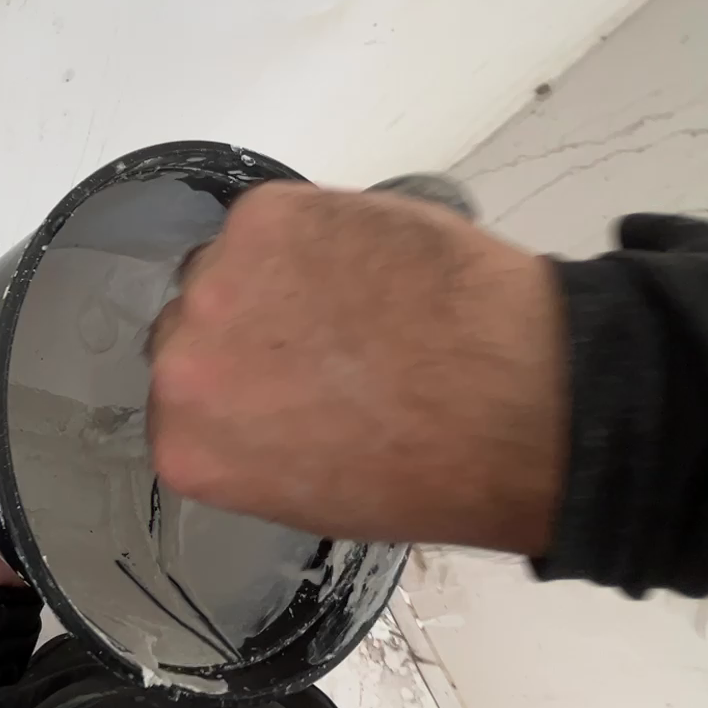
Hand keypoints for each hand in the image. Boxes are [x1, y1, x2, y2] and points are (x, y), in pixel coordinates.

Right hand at [146, 184, 568, 554]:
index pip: (176, 398)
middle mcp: (178, 361)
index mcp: (184, 444)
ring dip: (264, 276)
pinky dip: (304, 234)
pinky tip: (359, 261)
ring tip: (342, 295)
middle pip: (185, 326)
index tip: (265, 383)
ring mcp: (216, 280)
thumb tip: (232, 392)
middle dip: (234, 331)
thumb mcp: (299, 490)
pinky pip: (267, 221)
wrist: (532, 402)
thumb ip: (234, 439)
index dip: (225, 385)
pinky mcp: (263, 216)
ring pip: (221, 265)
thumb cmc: (427, 468)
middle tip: (303, 338)